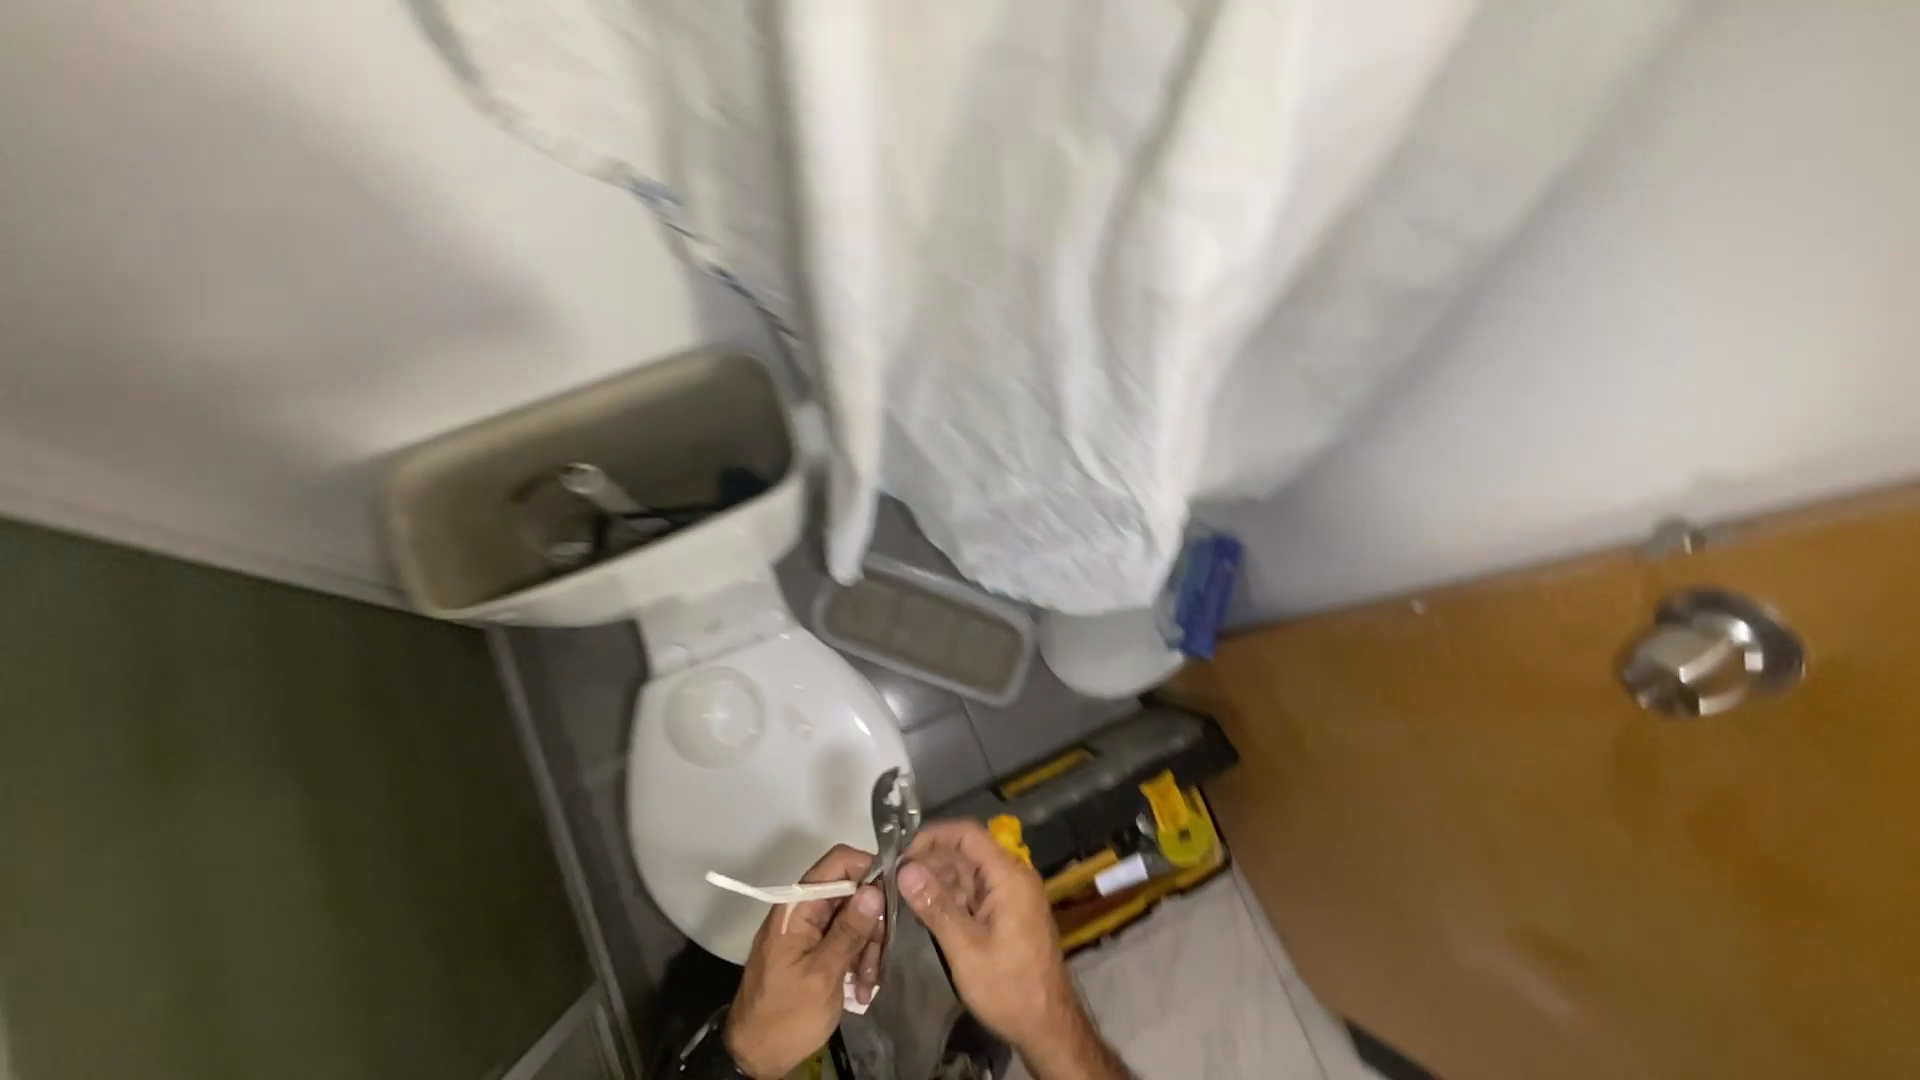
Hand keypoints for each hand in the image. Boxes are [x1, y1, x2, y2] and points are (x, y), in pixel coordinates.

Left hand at [724, 845, 885, 1078]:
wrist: (754, 1058)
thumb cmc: (785, 1016)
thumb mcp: (823, 975)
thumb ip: (849, 931)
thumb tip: (875, 889)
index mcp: (798, 906)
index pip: (839, 861)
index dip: (868, 869)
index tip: (891, 898)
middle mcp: (803, 910)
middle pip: (851, 891)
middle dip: (871, 922)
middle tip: (879, 959)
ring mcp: (808, 930)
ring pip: (853, 918)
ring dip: (867, 947)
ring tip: (868, 984)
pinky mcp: (813, 950)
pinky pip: (844, 940)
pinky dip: (857, 960)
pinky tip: (861, 989)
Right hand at [897, 820, 1079, 1052]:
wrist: (1048, 1027)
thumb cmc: (1008, 987)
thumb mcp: (965, 948)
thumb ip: (935, 906)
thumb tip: (905, 870)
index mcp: (1009, 876)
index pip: (967, 835)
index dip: (932, 836)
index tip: (901, 852)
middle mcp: (1013, 877)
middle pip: (967, 852)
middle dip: (931, 859)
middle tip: (894, 876)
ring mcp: (1012, 895)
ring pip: (969, 872)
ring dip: (938, 877)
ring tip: (903, 891)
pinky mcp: (1008, 913)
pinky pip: (976, 892)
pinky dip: (951, 895)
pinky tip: (926, 907)